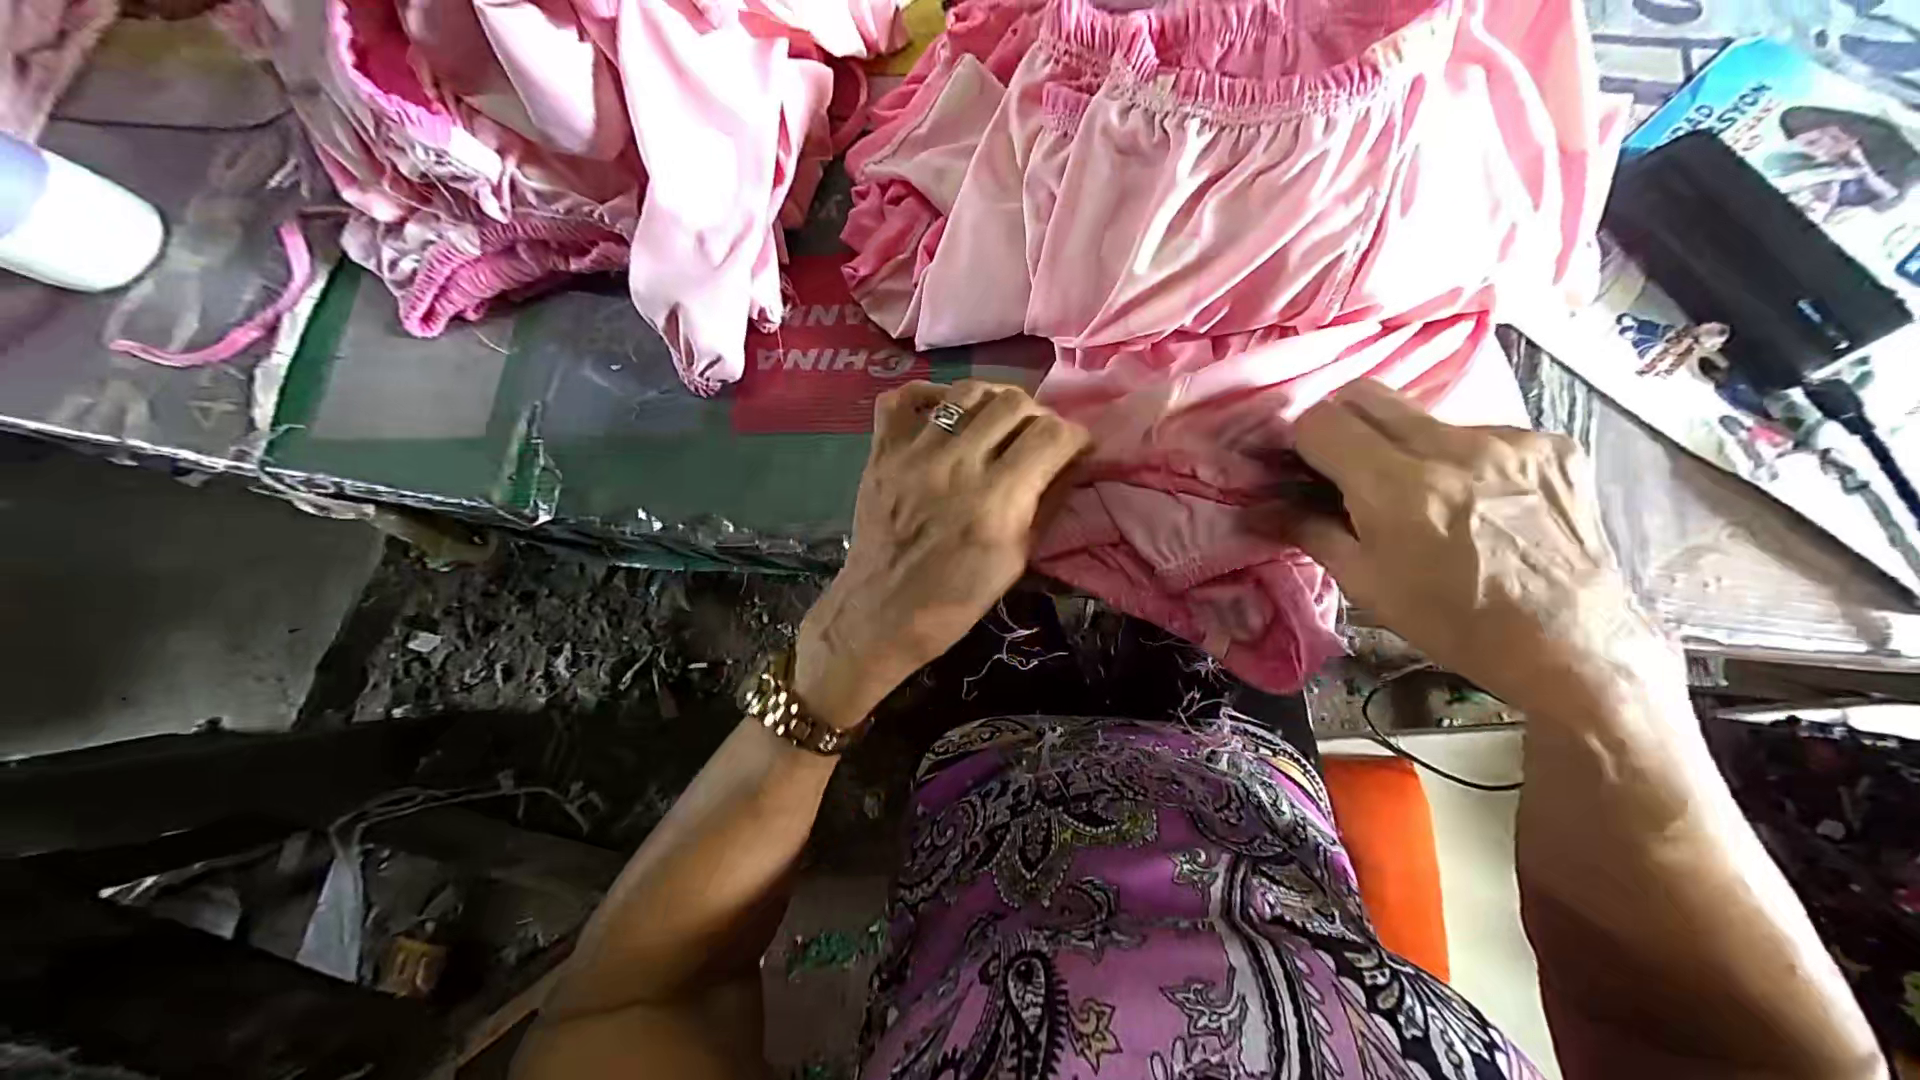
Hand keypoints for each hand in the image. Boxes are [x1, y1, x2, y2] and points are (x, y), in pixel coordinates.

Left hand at [794, 380, 1089, 727]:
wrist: (882, 613)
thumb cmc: (957, 598)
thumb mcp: (1017, 559)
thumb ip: (1047, 502)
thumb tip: (1072, 461)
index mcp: (997, 500)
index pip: (1052, 434)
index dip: (1075, 436)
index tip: (1074, 448)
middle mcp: (957, 465)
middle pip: (1014, 402)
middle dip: (1039, 416)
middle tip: (1037, 438)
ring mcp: (913, 453)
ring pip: (967, 390)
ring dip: (994, 401)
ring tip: (998, 423)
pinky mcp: (881, 451)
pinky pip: (903, 397)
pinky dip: (929, 396)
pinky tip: (944, 414)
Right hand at [1278, 380, 1679, 716]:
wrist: (1569, 643)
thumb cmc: (1449, 620)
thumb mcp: (1364, 581)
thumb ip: (1306, 530)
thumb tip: (1253, 510)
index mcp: (1399, 488)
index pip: (1322, 421)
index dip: (1302, 440)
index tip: (1303, 467)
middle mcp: (1454, 447)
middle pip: (1367, 394)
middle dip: (1341, 423)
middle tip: (1344, 466)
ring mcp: (1511, 439)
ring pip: (1423, 414)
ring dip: (1402, 442)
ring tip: (1420, 493)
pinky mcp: (1552, 444)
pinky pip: (1478, 431)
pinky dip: (1459, 456)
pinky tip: (1474, 498)